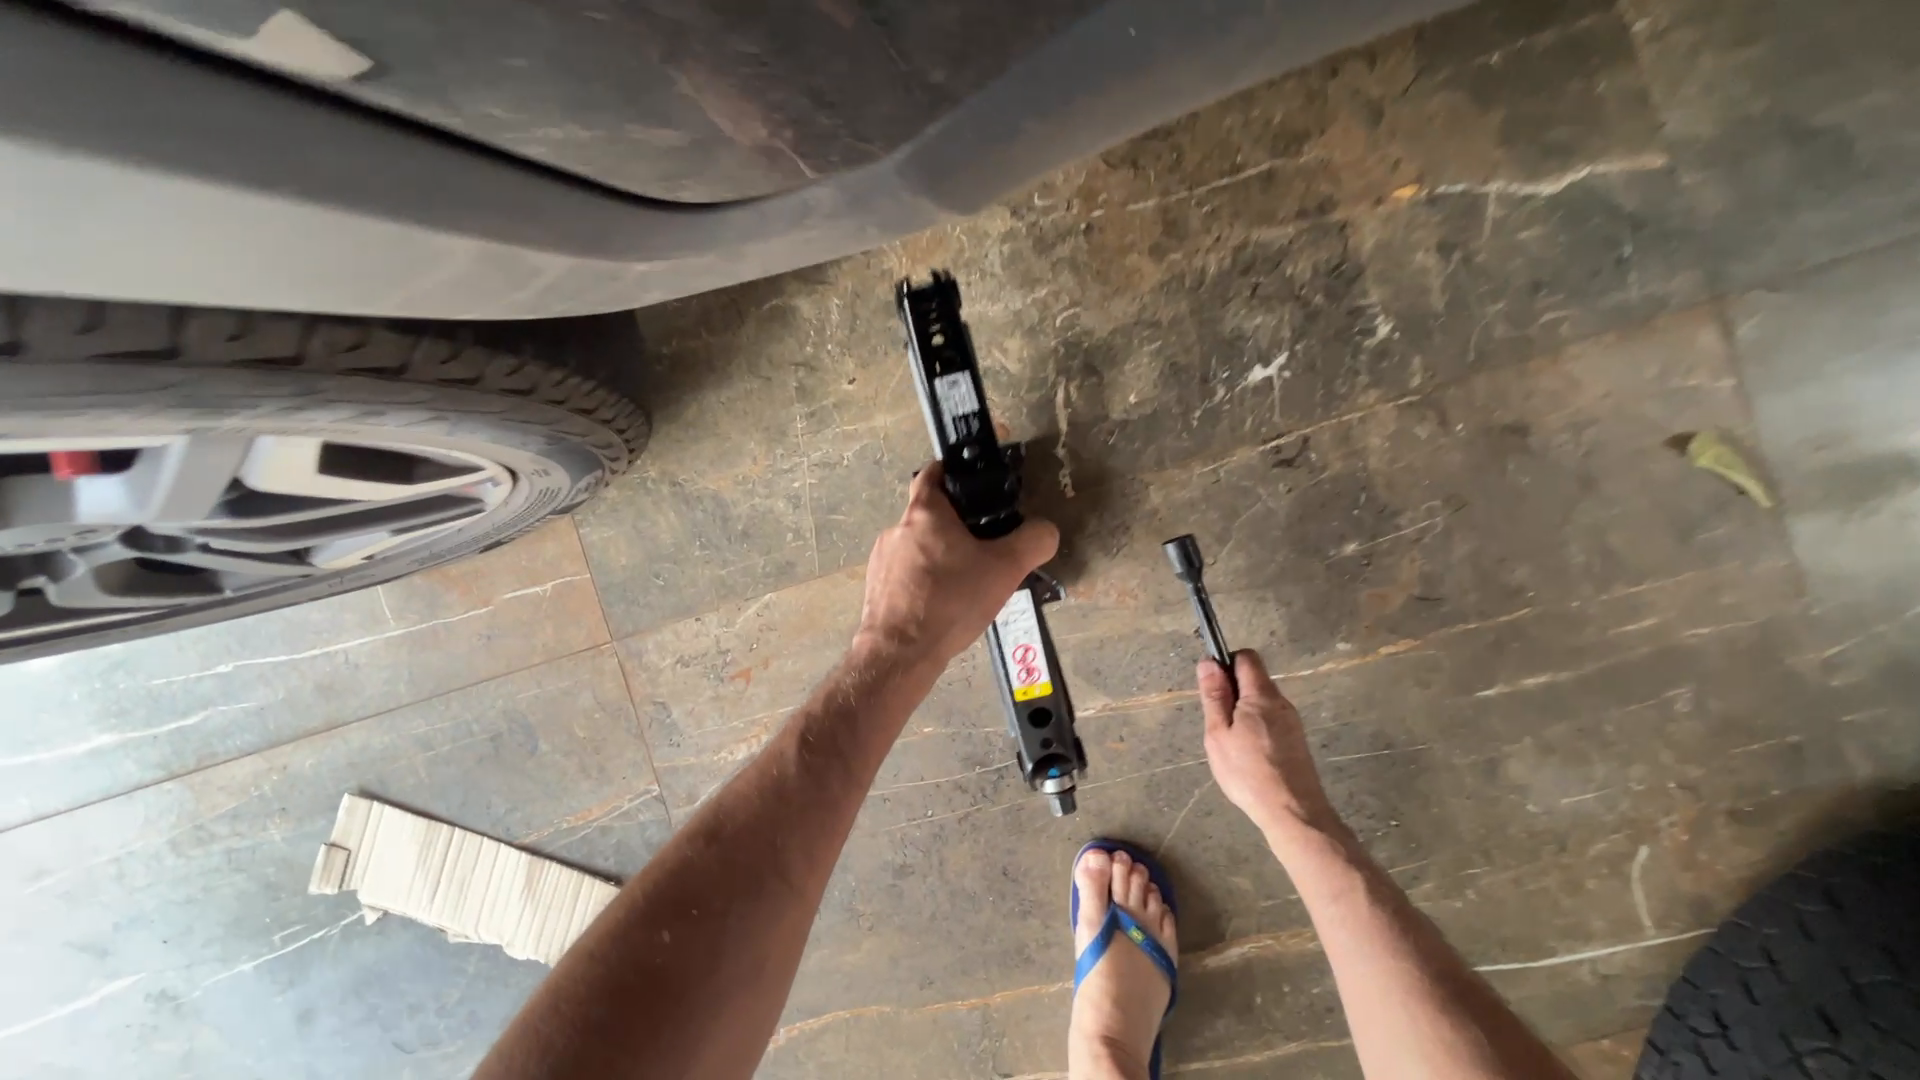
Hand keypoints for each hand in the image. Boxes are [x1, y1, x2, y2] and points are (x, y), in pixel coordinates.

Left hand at [856, 463, 1058, 668]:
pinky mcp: (876, 589)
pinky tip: (944, 605)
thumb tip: (1046, 530)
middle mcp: (896, 529)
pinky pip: (905, 575)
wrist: (900, 654)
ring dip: (940, 557)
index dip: (952, 471)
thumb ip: (1032, 542)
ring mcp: (881, 560)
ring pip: (917, 548)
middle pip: (929, 515)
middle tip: (984, 545)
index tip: (971, 482)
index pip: (933, 473)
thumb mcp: (1004, 569)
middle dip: (955, 526)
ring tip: (966, 583)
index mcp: (924, 512)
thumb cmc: (951, 601)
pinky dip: (924, 582)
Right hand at [1198, 651, 1340, 840]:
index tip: (1212, 688)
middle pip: (1254, 679)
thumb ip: (1214, 696)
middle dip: (1232, 691)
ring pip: (1262, 702)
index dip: (1226, 662)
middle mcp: (1281, 702)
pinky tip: (1248, 754)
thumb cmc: (1247, 772)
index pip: (1246, 657)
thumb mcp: (1219, 734)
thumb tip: (1208, 662)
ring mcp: (1292, 721)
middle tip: (1217, 724)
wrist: (1292, 811)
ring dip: (1243, 711)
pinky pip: (1271, 719)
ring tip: (1231, 744)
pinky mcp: (1296, 740)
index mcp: (1261, 695)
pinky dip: (1255, 726)